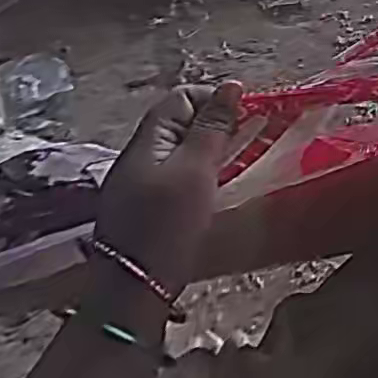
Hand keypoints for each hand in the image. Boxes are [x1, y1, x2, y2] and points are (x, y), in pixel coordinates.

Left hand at [93, 80, 244, 293]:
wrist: (135, 292)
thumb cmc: (169, 223)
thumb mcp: (198, 167)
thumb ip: (214, 124)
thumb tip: (231, 85)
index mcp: (146, 142)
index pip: (181, 98)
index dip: (212, 99)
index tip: (241, 118)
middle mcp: (139, 157)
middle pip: (181, 121)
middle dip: (214, 124)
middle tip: (242, 140)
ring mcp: (139, 183)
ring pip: (181, 147)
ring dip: (209, 147)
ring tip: (233, 161)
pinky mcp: (146, 206)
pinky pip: (177, 171)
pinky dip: (200, 169)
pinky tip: (214, 184)